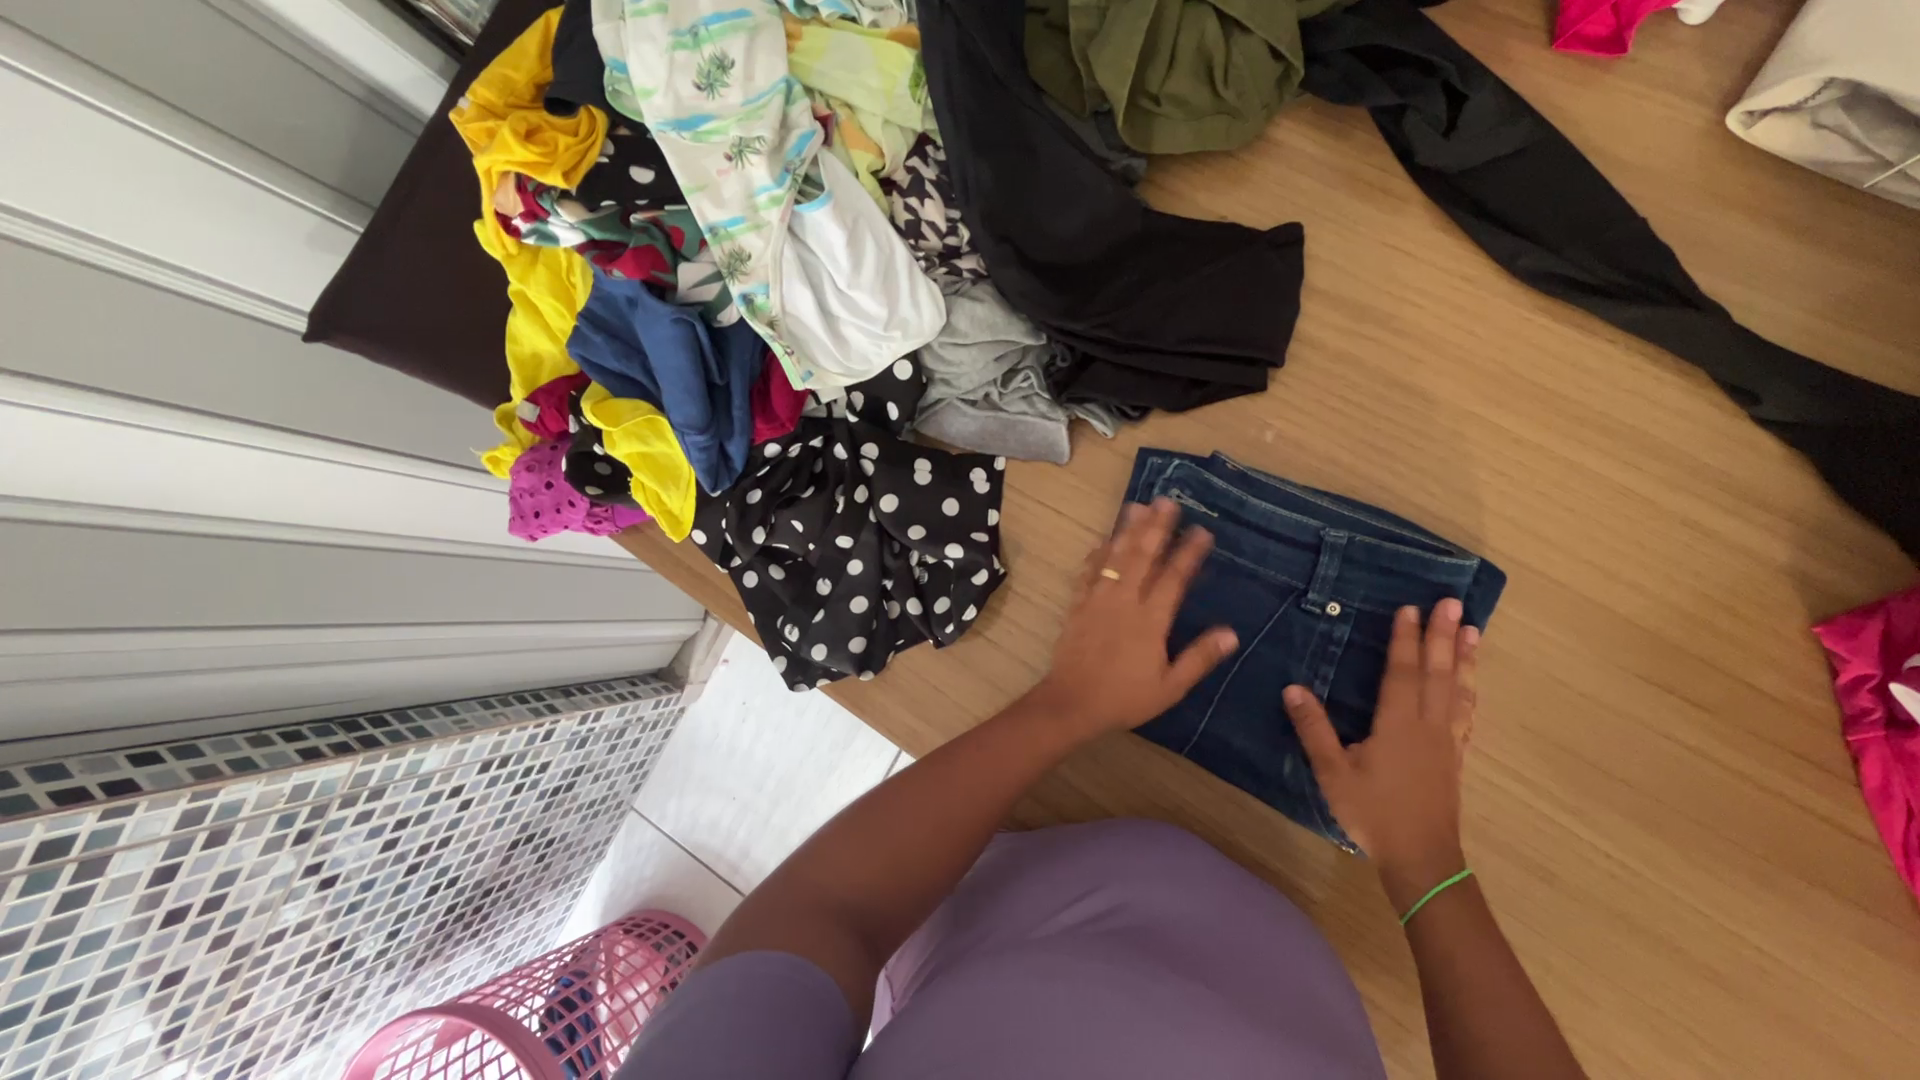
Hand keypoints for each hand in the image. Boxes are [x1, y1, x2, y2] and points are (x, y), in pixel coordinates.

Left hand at [1026, 498, 1239, 737]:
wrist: (1072, 703)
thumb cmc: (1125, 698)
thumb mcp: (1170, 686)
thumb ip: (1199, 658)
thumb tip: (1231, 633)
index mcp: (1151, 620)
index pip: (1174, 577)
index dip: (1189, 553)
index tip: (1203, 531)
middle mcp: (1124, 601)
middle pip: (1142, 556)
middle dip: (1157, 527)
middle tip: (1168, 501)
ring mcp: (1097, 600)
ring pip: (1114, 558)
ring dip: (1127, 531)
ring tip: (1137, 506)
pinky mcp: (1077, 605)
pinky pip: (1088, 572)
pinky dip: (1097, 553)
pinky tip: (1104, 540)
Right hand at [1282, 600, 1478, 910]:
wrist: (1421, 856)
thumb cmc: (1372, 812)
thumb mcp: (1332, 772)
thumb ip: (1314, 729)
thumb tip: (1293, 688)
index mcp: (1398, 724)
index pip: (1402, 672)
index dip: (1406, 640)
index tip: (1410, 609)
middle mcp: (1428, 724)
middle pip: (1437, 672)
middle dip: (1443, 636)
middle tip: (1452, 602)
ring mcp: (1446, 741)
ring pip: (1458, 690)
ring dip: (1465, 658)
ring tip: (1472, 630)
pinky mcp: (1455, 757)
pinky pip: (1465, 712)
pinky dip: (1469, 690)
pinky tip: (1471, 684)